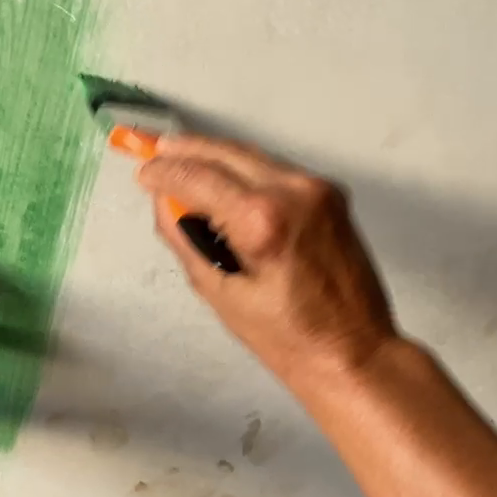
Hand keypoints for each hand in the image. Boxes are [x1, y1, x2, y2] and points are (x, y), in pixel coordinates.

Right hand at [137, 135, 399, 389]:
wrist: (352, 348)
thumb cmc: (288, 335)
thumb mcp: (217, 291)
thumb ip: (184, 239)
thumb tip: (165, 204)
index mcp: (262, 221)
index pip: (198, 176)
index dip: (163, 171)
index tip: (143, 173)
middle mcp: (294, 193)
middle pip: (225, 153)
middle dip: (185, 149)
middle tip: (154, 149)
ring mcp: (317, 189)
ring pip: (250, 156)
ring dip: (213, 156)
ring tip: (179, 159)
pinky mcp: (329, 194)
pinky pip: (273, 169)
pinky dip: (241, 169)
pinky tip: (220, 179)